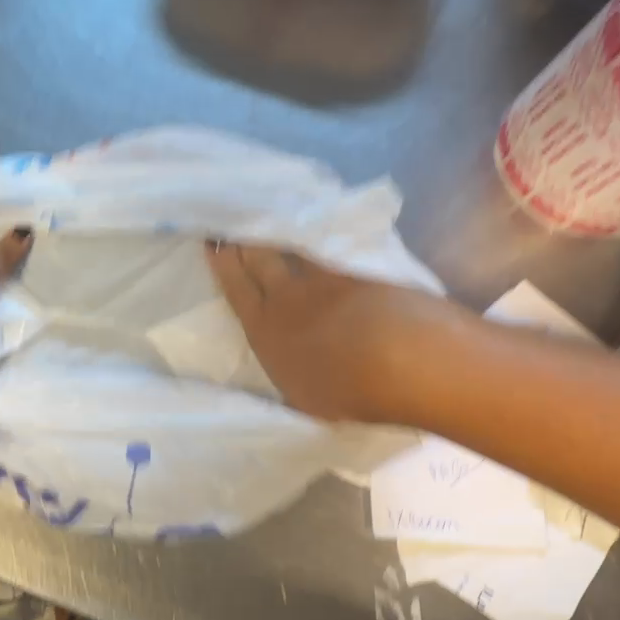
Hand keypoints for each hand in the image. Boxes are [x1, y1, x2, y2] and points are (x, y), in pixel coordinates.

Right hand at [206, 240, 457, 422]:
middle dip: (247, 239)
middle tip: (239, 223)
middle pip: (260, 258)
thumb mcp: (302, 399)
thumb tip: (282, 374)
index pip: (236, 289)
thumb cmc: (348, 393)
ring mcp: (327, 279)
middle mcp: (288, 297)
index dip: (222, 264)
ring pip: (296, 248)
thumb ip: (288, 377)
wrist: (406, 363)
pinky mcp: (364, 269)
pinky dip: (326, 242)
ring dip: (284, 235)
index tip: (213, 243)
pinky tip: (328, 234)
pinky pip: (334, 250)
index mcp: (264, 330)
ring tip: (277, 220)